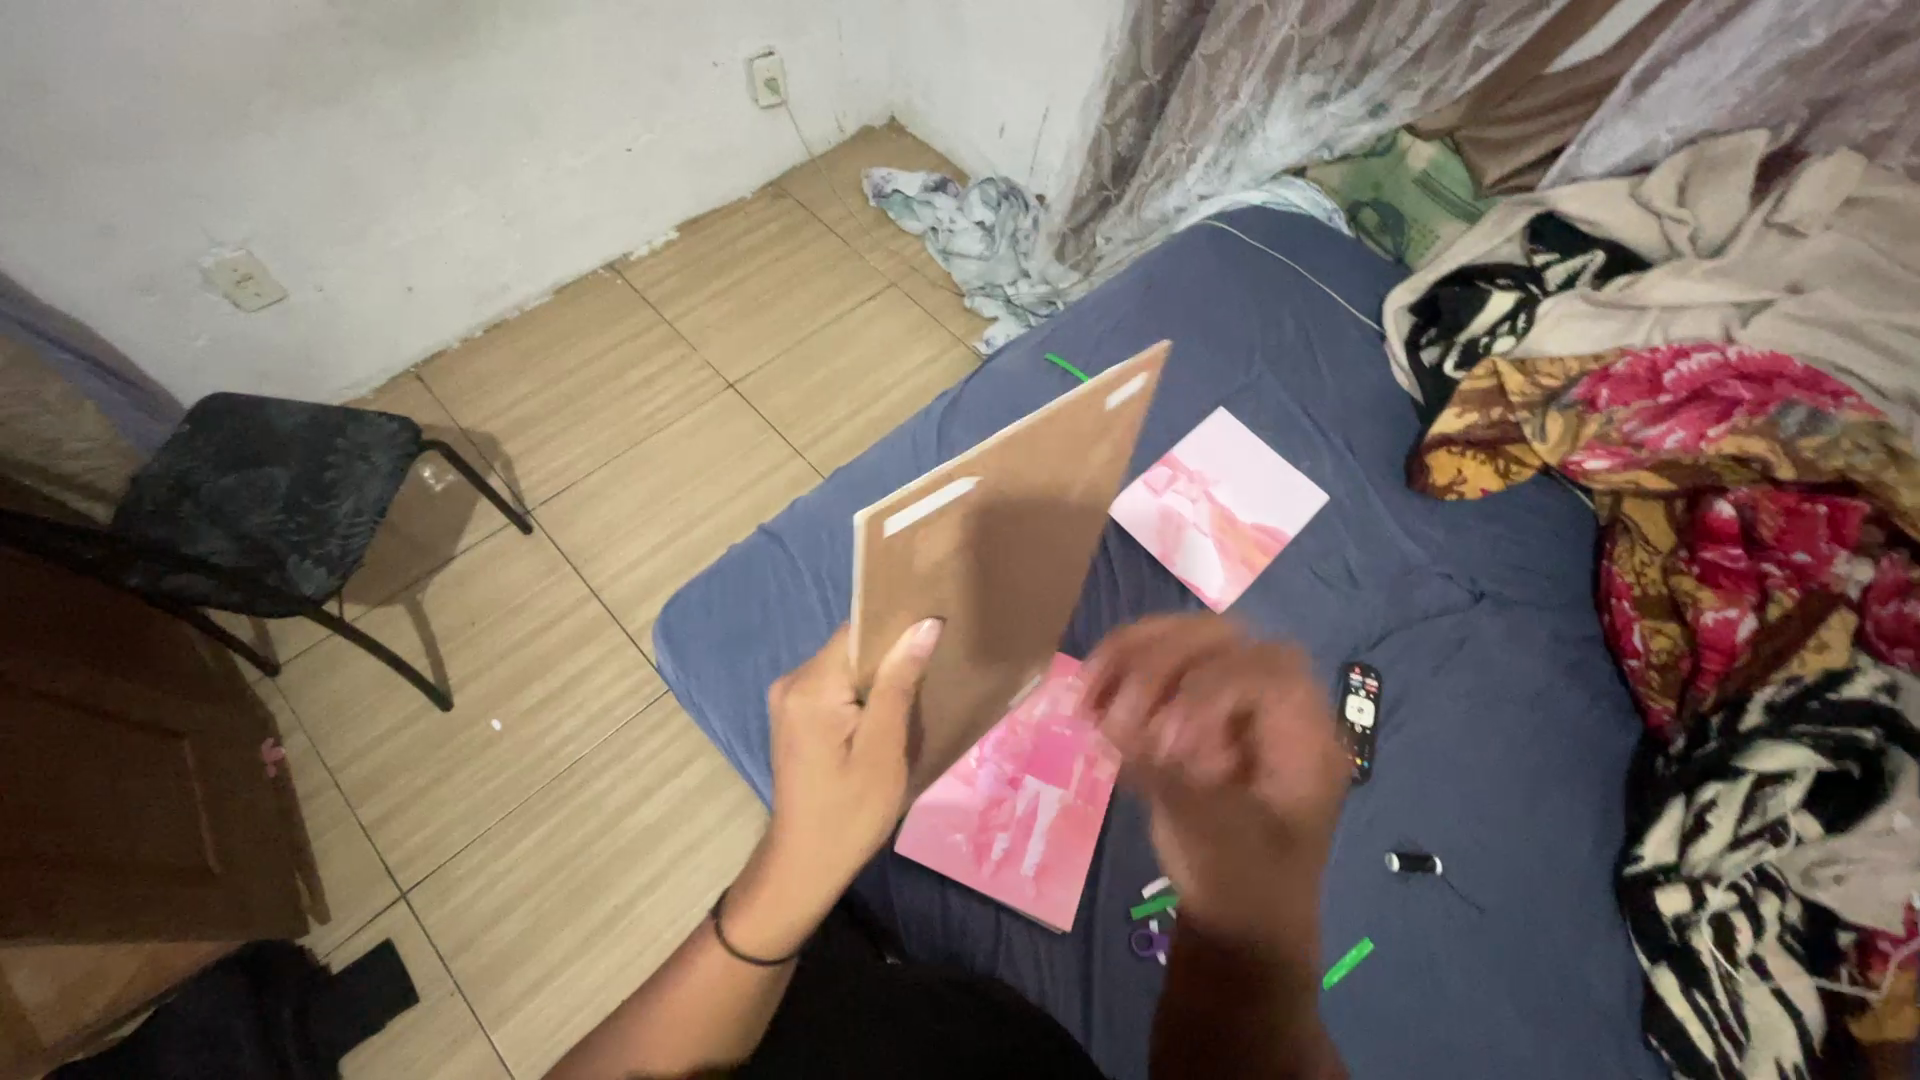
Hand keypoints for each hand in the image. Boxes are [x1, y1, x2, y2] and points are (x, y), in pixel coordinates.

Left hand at [725, 619, 941, 956]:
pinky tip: (886, 714)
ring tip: (915, 693)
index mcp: (810, 687)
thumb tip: (924, 626)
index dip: (896, 630)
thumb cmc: (850, 813)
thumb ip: (899, 684)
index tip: (935, 635)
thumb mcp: (884, 749)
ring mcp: (788, 700)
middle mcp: (792, 683)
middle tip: (933, 671)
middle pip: (851, 648)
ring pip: (845, 667)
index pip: (857, 632)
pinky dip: (861, 695)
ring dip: (878, 678)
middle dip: (890, 657)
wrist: (805, 865)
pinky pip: (834, 687)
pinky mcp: (794, 716)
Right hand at [1083, 615, 1346, 947]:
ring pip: (1185, 638)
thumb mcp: (1220, 843)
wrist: (1239, 912)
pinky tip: (1088, 700)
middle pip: (1223, 639)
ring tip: (1087, 694)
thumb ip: (1179, 780)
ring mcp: (1231, 697)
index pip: (1266, 672)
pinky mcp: (1194, 702)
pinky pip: (1156, 660)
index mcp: (1304, 736)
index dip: (1211, 693)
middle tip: (1118, 715)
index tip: (1167, 748)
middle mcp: (1272, 703)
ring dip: (1129, 657)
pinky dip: (1118, 669)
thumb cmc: (1244, 885)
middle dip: (1161, 664)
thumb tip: (1130, 728)